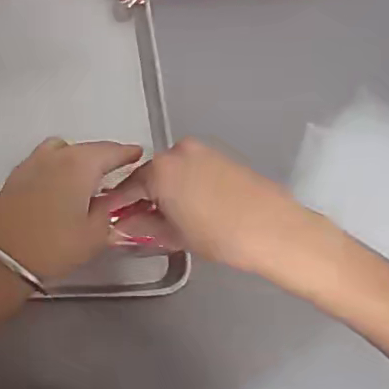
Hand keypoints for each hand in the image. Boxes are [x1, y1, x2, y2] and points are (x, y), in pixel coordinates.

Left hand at [0, 138, 143, 281]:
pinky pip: (42, 162)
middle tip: (115, 169)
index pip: (111, 151)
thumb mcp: (95, 235)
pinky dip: (56, 167)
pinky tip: (59, 186)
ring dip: (76, 158)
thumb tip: (109, 201)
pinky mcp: (14, 177)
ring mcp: (31, 164)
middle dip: (102, 157)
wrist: (3, 260)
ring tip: (85, 178)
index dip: (127, 154)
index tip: (136, 155)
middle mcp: (55, 157)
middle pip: (86, 149)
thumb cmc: (53, 248)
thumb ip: (109, 211)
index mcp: (80, 165)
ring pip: (61, 151)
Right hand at [95, 138, 340, 282]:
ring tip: (167, 221)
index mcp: (160, 168)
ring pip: (171, 173)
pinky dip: (184, 187)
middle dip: (142, 198)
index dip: (117, 206)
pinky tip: (189, 211)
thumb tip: (126, 224)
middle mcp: (179, 152)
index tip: (112, 219)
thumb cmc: (223, 234)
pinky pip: (191, 171)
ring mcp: (204, 153)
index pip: (126, 187)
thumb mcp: (173, 235)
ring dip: (164, 193)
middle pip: (149, 176)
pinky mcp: (223, 159)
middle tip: (138, 223)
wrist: (275, 231)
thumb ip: (143, 226)